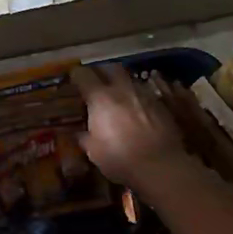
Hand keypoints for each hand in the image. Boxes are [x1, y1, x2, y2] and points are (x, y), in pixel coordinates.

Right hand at [70, 63, 186, 187]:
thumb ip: (84, 136)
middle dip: (101, 72)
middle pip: (110, 68)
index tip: (72, 80)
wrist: (160, 165)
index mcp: (100, 98)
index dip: (76, 75)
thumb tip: (79, 133)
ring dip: (120, 84)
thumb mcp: (93, 150)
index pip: (83, 75)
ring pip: (129, 79)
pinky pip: (144, 93)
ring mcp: (144, 95)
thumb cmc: (119, 158)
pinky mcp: (161, 104)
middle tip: (95, 82)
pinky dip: (135, 97)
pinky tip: (134, 110)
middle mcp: (122, 90)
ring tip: (116, 97)